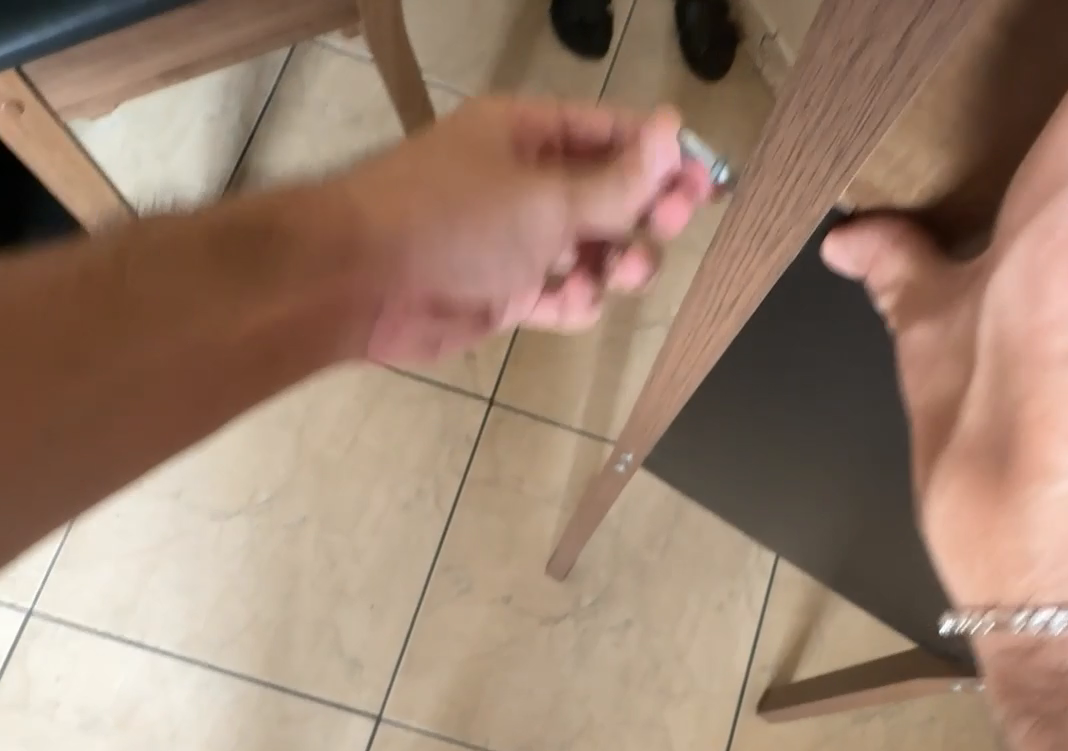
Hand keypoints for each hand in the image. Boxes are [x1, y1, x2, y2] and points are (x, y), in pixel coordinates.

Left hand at [336, 98, 715, 362]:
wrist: (364, 284)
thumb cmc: (453, 220)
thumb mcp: (544, 197)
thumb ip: (614, 180)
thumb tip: (675, 132)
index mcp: (531, 135)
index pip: (612, 136)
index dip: (662, 159)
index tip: (703, 183)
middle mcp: (527, 183)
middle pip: (609, 196)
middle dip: (643, 212)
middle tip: (668, 226)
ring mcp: (517, 241)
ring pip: (590, 251)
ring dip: (614, 263)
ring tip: (619, 273)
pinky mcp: (507, 291)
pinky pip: (560, 294)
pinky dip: (574, 300)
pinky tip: (574, 302)